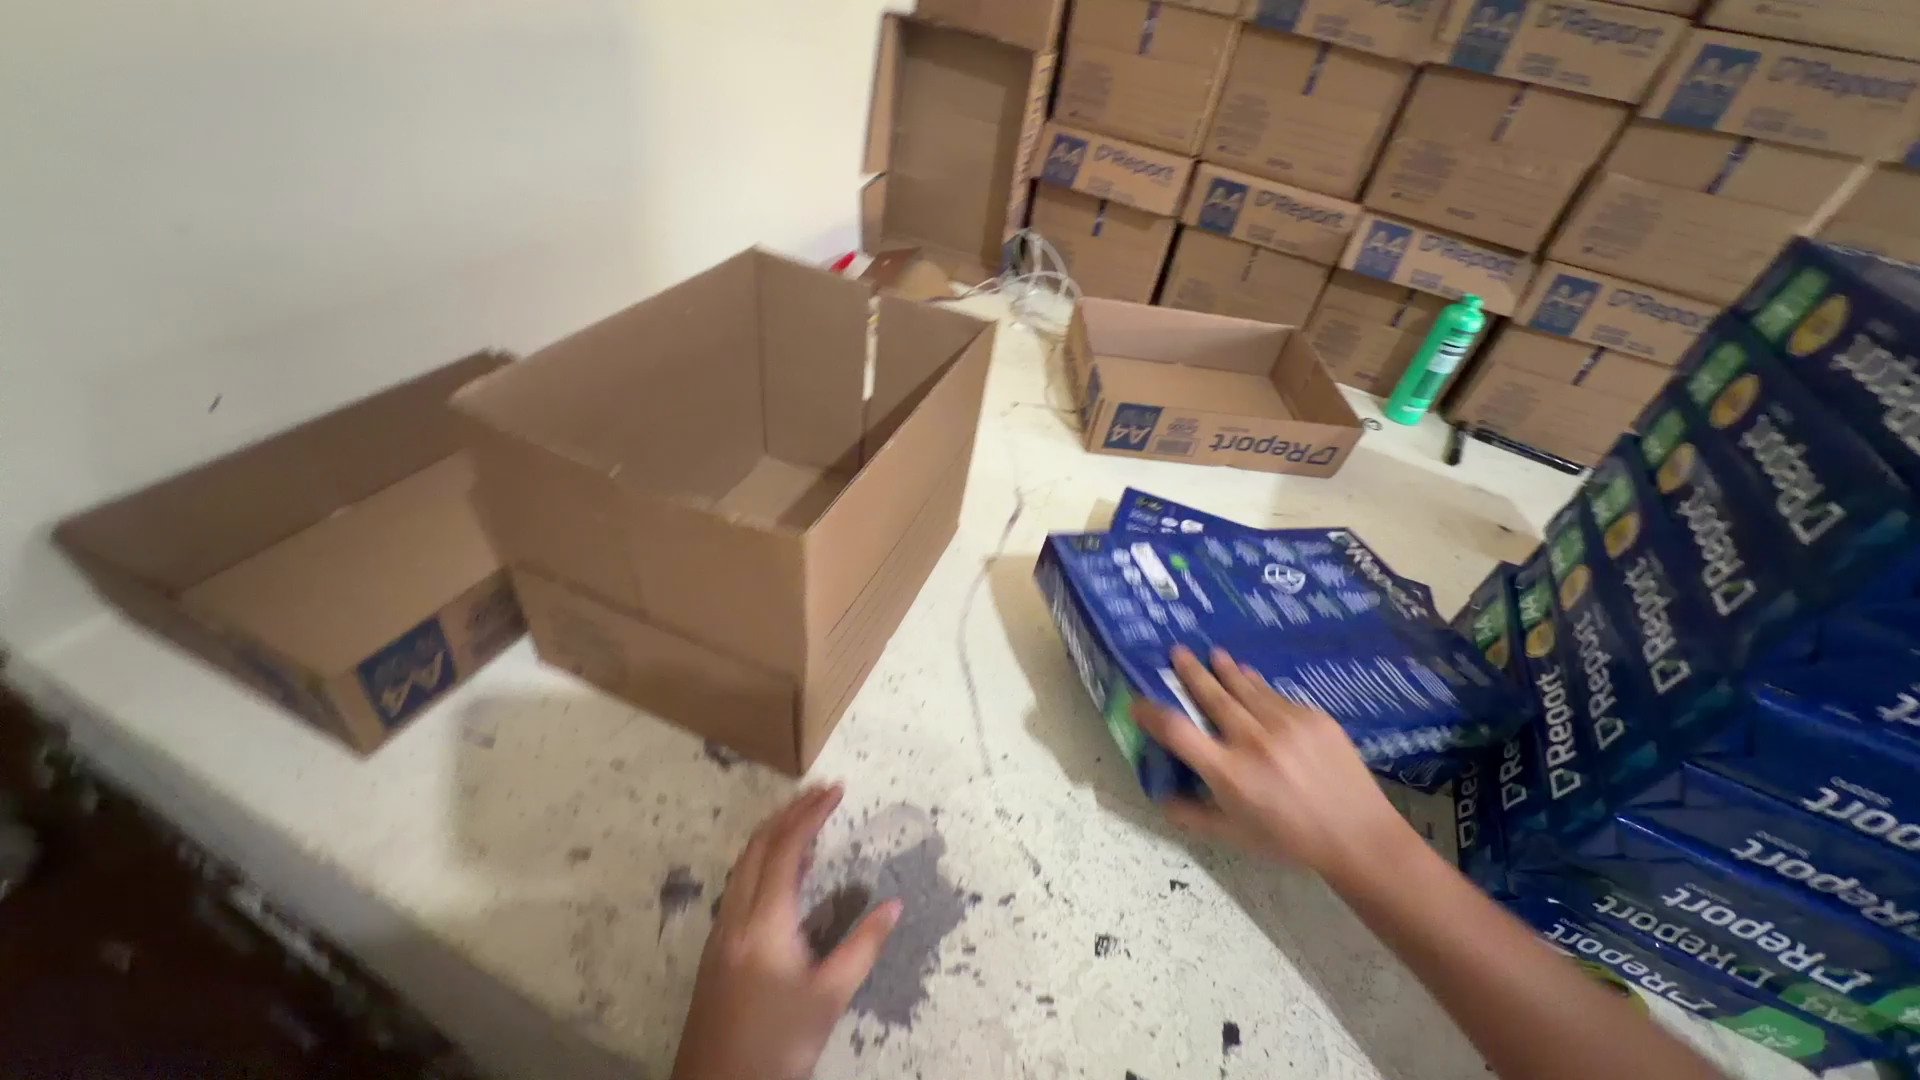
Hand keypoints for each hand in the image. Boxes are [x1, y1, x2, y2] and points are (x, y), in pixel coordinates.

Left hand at [671, 785, 900, 1079]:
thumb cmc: (778, 1043)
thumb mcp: (829, 998)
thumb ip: (863, 947)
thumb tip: (894, 905)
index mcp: (766, 921)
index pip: (788, 848)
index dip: (812, 813)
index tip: (837, 789)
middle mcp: (737, 914)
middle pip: (759, 845)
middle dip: (791, 811)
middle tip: (822, 791)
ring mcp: (722, 930)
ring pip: (743, 862)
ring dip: (773, 831)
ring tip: (804, 817)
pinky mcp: (717, 947)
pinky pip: (739, 882)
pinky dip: (761, 858)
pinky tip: (781, 871)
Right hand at [1133, 646, 1417, 885]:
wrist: (1358, 836)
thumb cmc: (1290, 840)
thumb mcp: (1234, 836)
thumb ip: (1192, 815)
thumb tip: (1161, 797)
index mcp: (1228, 772)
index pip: (1177, 731)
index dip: (1152, 713)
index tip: (1138, 700)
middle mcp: (1252, 741)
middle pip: (1211, 695)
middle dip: (1191, 671)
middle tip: (1177, 652)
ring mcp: (1286, 725)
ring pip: (1246, 686)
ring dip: (1225, 669)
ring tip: (1213, 654)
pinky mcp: (1314, 718)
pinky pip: (1277, 694)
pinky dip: (1259, 685)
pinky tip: (1252, 679)